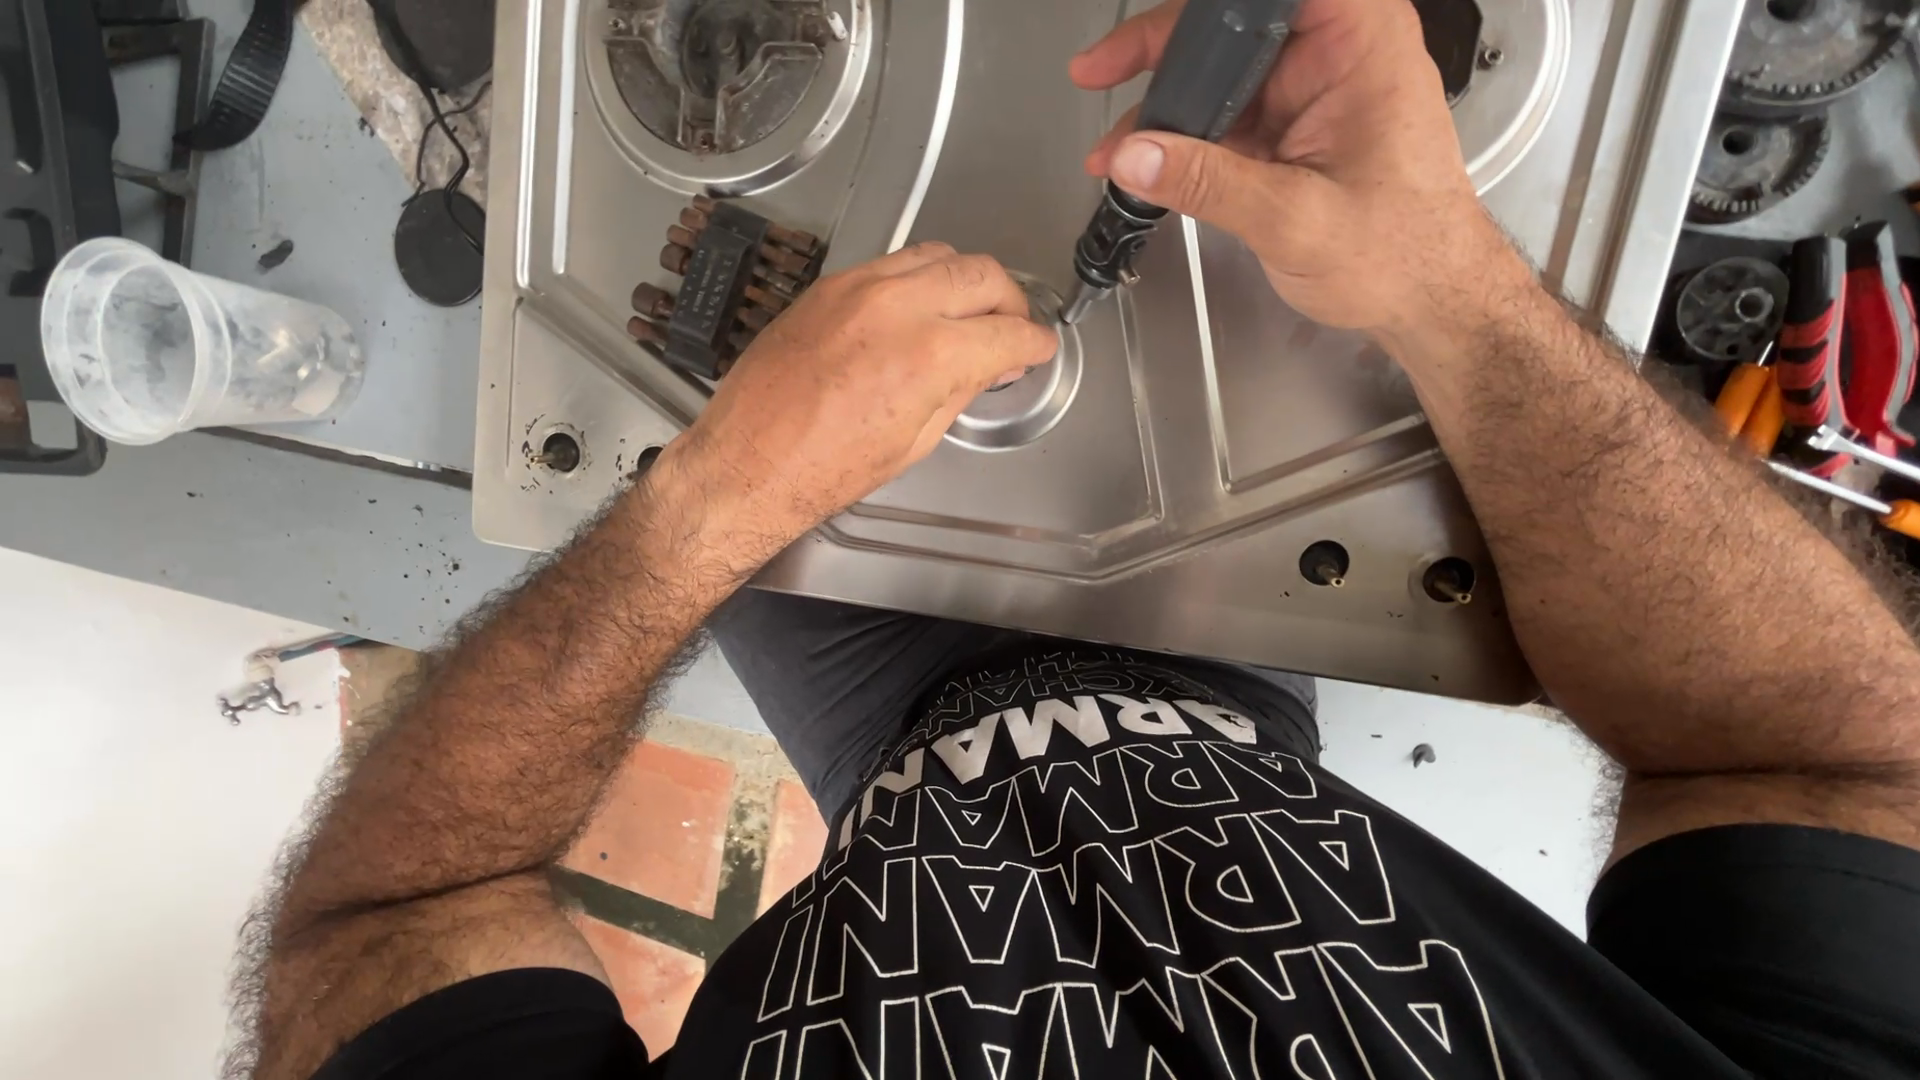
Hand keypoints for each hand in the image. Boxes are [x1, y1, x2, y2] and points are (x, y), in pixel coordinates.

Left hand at [668, 243, 1057, 543]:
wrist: (751, 460)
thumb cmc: (826, 469)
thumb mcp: (914, 441)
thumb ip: (960, 389)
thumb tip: (988, 365)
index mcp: (929, 356)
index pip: (1008, 332)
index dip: (1035, 343)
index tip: (1038, 349)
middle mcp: (897, 307)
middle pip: (982, 274)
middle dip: (1010, 300)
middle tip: (1012, 327)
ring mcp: (859, 287)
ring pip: (939, 254)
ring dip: (967, 280)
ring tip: (969, 313)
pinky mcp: (829, 285)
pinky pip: (894, 263)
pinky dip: (921, 278)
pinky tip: (920, 308)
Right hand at [1071, 0, 1529, 340]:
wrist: (1422, 296)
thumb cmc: (1394, 253)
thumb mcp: (1292, 218)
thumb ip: (1209, 184)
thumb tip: (1134, 156)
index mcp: (1356, 42)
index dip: (1200, 7)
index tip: (1144, 35)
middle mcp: (1330, 55)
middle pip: (1231, 27)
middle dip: (1163, 54)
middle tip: (1099, 74)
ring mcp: (1305, 96)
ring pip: (1219, 79)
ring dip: (1163, 111)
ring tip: (1112, 151)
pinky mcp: (1286, 134)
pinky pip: (1222, 123)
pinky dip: (1181, 144)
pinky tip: (1144, 166)